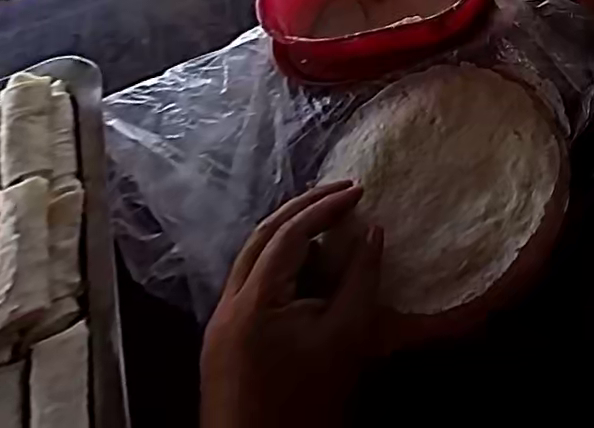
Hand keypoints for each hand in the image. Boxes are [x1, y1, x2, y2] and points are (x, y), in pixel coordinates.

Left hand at [201, 183, 382, 427]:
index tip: (359, 190)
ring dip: (290, 230)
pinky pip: (251, 280)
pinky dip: (281, 259)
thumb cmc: (307, 404)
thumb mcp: (346, 338)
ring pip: (252, 255)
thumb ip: (362, 278)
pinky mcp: (222, 339)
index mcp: (254, 303)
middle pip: (262, 235)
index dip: (326, 206)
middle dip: (304, 206)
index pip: (290, 234)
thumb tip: (373, 231)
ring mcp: (220, 322)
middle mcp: (228, 304)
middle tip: (343, 190)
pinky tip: (309, 263)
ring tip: (330, 219)